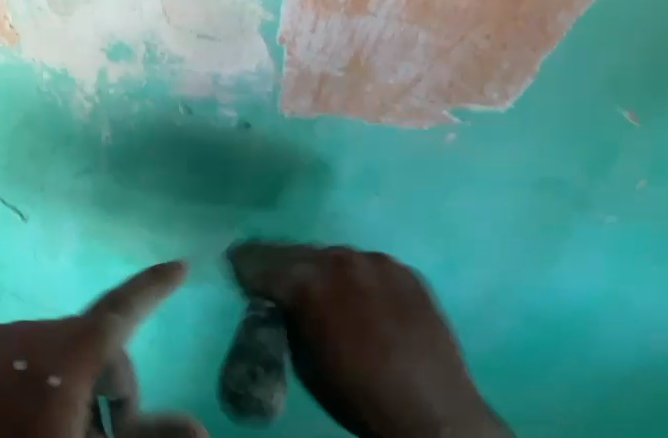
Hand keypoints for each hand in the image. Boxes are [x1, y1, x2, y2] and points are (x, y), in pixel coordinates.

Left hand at [0, 261, 205, 437]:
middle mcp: (25, 335)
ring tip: (67, 430)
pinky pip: (22, 352)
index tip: (180, 266)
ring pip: (57, 348)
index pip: (119, 311)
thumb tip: (199, 428)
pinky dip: (41, 377)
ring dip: (76, 383)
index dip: (152, 289)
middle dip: (112, 384)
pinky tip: (32, 421)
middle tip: (110, 435)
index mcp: (60, 358)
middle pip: (92, 342)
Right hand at [226, 242, 509, 437]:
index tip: (235, 268)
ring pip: (336, 257)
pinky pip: (370, 268)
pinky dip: (360, 280)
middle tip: (276, 281)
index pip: (259, 262)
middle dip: (284, 267)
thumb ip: (287, 319)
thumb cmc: (356, 394)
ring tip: (326, 292)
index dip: (244, 268)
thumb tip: (281, 303)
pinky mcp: (406, 271)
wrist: (431, 413)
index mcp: (305, 281)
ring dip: (325, 272)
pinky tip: (364, 302)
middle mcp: (338, 258)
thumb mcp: (303, 361)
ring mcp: (376, 261)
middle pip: (298, 253)